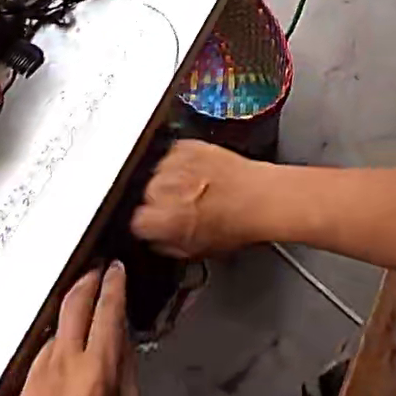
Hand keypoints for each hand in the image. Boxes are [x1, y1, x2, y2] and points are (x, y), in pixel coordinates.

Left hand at [0, 262, 138, 395]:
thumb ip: (124, 371)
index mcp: (94, 372)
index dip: (114, 283)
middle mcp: (57, 370)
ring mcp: (28, 387)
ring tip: (80, 335)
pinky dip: (45, 376)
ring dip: (65, 331)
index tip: (116, 270)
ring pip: (49, 340)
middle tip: (97, 273)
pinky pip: (31, 378)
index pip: (107, 308)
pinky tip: (56, 392)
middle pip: (72, 303)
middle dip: (87, 281)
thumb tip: (120, 334)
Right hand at [129, 140, 270, 257]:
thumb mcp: (196, 250)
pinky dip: (180, 162)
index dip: (147, 224)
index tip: (155, 224)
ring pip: (157, 173)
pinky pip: (171, 154)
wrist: (260, 197)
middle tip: (181, 207)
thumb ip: (166, 245)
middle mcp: (165, 188)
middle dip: (159, 201)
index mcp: (164, 218)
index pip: (136, 220)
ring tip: (193, 189)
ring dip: (169, 180)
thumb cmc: (237, 224)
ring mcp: (175, 163)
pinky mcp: (186, 145)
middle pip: (145, 194)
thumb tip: (156, 238)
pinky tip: (197, 174)